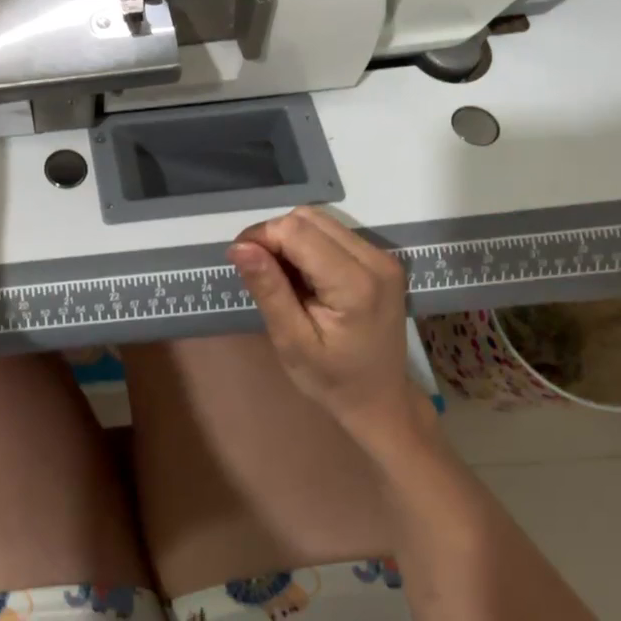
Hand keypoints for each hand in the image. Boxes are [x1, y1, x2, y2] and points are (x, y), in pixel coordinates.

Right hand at [229, 208, 424, 442]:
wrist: (380, 401)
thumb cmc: (333, 379)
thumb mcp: (291, 341)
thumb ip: (268, 289)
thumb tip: (239, 247)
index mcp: (355, 284)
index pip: (295, 231)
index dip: (260, 237)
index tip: (241, 264)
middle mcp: (375, 260)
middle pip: (306, 219)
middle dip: (273, 236)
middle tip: (259, 273)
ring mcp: (381, 257)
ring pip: (318, 220)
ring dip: (289, 239)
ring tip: (280, 277)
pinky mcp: (380, 259)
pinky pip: (331, 232)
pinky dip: (307, 244)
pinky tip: (303, 276)